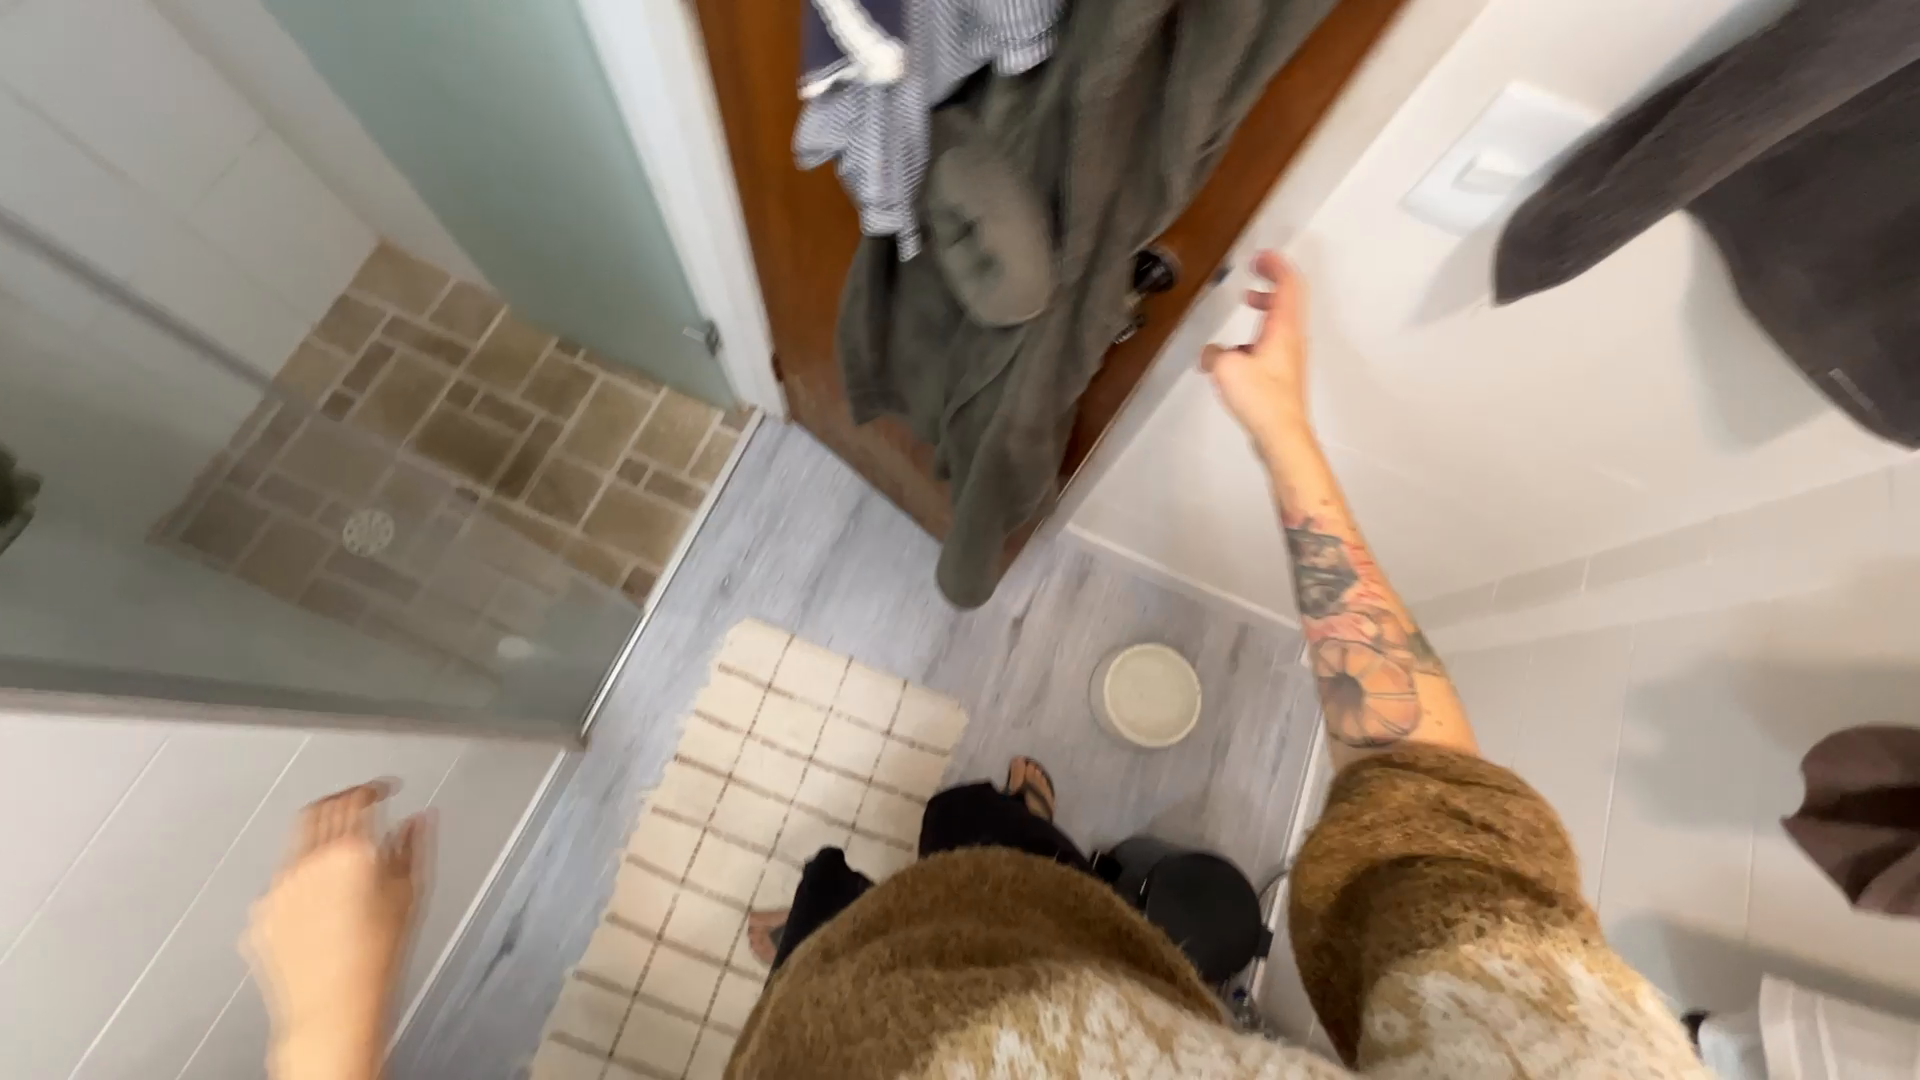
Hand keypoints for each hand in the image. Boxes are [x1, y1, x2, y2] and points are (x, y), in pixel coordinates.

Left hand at [246, 783, 430, 1079]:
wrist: (333, 1005)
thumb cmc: (377, 952)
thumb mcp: (413, 888)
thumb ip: (414, 844)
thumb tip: (419, 819)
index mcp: (349, 851)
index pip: (353, 798)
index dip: (370, 788)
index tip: (382, 789)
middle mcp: (307, 864)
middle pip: (316, 811)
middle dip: (339, 800)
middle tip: (359, 802)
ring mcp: (277, 890)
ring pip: (296, 846)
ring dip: (320, 838)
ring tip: (344, 852)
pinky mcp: (260, 916)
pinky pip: (282, 882)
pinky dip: (303, 875)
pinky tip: (323, 894)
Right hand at [1200, 250, 1310, 447]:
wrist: (1282, 432)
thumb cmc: (1262, 399)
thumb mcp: (1226, 368)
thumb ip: (1214, 354)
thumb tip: (1211, 354)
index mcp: (1283, 328)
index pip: (1288, 283)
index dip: (1276, 265)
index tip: (1262, 255)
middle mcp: (1292, 338)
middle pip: (1289, 297)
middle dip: (1272, 280)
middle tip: (1256, 271)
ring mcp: (1290, 356)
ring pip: (1283, 318)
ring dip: (1267, 304)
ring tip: (1249, 300)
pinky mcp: (1284, 373)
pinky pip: (1275, 340)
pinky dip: (1260, 330)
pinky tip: (1239, 347)